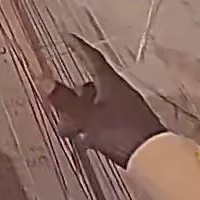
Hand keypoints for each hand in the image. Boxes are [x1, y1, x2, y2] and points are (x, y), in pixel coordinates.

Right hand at [45, 34, 166, 165]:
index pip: (93, 58)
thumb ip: (65, 100)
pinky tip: (87, 139)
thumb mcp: (87, 116)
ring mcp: (128, 109)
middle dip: (73, 96)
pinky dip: (93, 125)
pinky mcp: (132, 127)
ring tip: (69, 131)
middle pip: (92, 86)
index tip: (68, 37)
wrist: (156, 161)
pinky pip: (106, 119)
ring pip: (97, 104)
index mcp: (110, 84)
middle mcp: (120, 92)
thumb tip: (43, 80)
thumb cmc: (120, 133)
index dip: (79, 47)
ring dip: (81, 114)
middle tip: (58, 108)